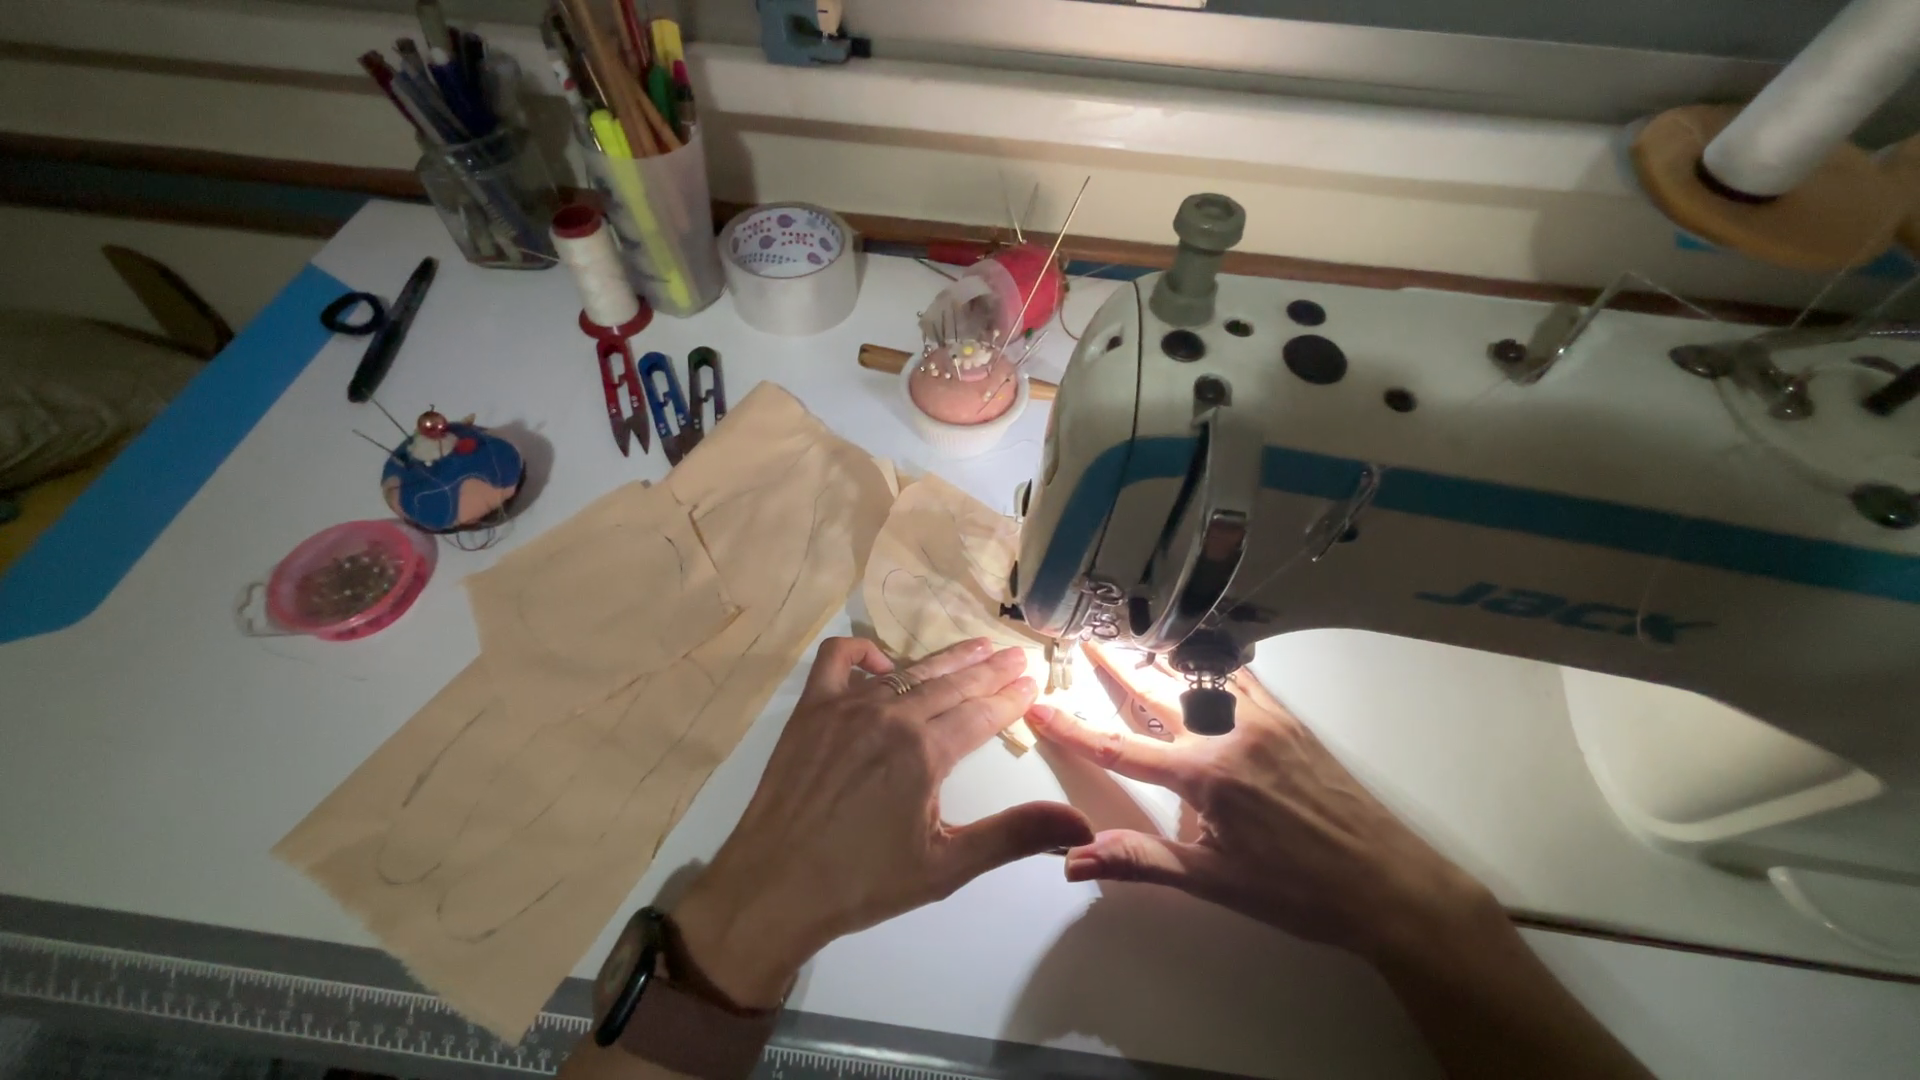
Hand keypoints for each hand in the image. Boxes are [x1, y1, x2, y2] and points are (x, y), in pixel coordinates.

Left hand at [670, 637, 1092, 1007]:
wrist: (775, 886)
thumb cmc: (864, 882)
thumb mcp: (947, 866)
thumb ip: (1014, 835)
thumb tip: (1081, 826)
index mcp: (926, 752)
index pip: (983, 712)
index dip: (1011, 698)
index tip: (1032, 683)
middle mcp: (891, 716)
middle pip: (953, 682)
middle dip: (989, 669)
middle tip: (1015, 656)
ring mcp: (846, 706)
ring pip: (908, 670)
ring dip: (946, 658)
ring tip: (976, 647)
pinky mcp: (811, 708)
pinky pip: (838, 659)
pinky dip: (864, 652)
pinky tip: (884, 665)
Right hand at [1026, 644, 1496, 962]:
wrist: (1391, 883)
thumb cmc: (1299, 892)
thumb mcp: (1215, 884)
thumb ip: (1141, 862)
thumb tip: (1074, 860)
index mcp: (1206, 775)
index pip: (1120, 748)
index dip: (1072, 728)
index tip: (1040, 707)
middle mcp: (1230, 733)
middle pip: (1156, 691)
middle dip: (1115, 666)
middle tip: (1086, 639)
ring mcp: (1263, 719)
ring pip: (1198, 675)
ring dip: (1160, 657)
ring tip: (1132, 636)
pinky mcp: (1290, 720)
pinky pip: (1240, 678)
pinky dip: (1210, 663)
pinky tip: (1201, 658)